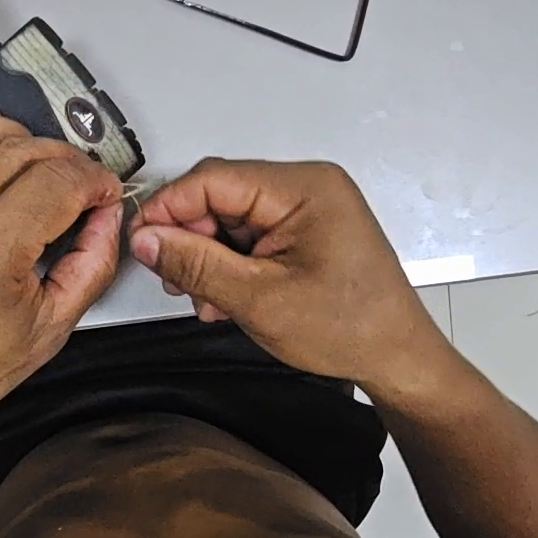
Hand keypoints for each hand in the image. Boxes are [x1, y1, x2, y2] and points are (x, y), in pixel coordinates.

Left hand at [0, 97, 124, 460]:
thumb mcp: (48, 331)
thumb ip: (91, 266)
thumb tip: (106, 217)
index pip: (58, 182)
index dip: (94, 180)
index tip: (101, 191)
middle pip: (17, 151)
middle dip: (62, 159)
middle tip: (74, 182)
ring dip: (8, 135)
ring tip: (26, 162)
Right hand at [128, 159, 447, 391]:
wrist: (396, 358)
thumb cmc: (348, 329)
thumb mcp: (259, 299)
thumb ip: (196, 264)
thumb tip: (145, 239)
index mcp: (304, 188)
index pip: (212, 180)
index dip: (168, 209)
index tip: (140, 244)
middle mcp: (306, 187)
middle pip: (218, 196)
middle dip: (189, 239)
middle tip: (174, 281)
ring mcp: (305, 208)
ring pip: (228, 219)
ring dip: (206, 258)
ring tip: (207, 300)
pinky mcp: (302, 230)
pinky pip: (247, 235)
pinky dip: (228, 264)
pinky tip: (225, 297)